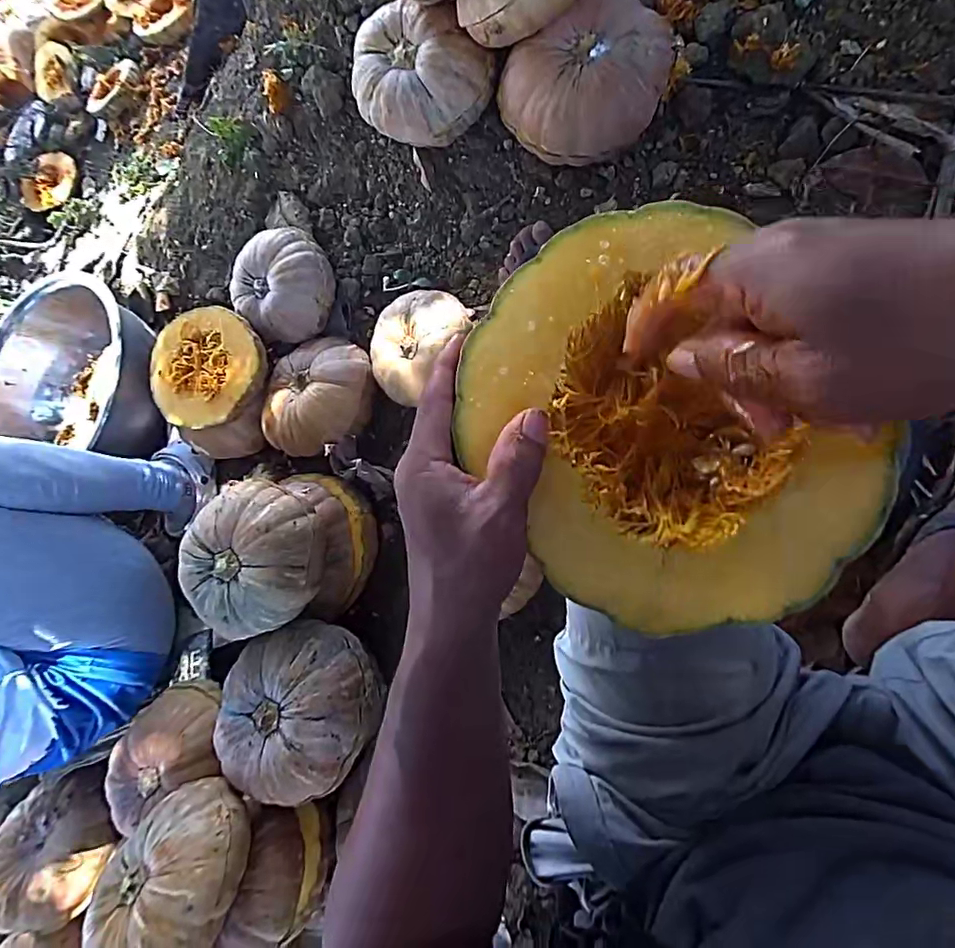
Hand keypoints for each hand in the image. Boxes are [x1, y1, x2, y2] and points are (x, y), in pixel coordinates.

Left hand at [395, 333, 548, 630]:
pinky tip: (509, 443)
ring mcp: (429, 489)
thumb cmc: (469, 567)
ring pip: (452, 438)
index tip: (465, 332)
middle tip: (498, 357)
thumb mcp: (499, 511)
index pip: (433, 401)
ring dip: (475, 414)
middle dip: (464, 384)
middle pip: (440, 415)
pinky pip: (462, 459)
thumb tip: (534, 414)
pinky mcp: (443, 505)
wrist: (451, 622)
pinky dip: (482, 442)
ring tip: (508, 391)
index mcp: (423, 463)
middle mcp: (420, 470)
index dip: (448, 364)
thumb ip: (516, 462)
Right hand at [623, 217, 954, 432]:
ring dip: (782, 371)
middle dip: (739, 374)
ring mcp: (822, 247)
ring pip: (771, 316)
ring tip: (830, 417)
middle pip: (725, 312)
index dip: (646, 328)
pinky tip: (852, 385)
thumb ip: (733, 370)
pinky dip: (813, 350)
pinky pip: (810, 307)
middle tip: (772, 429)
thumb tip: (681, 358)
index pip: (673, 292)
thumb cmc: (906, 345)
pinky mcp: (858, 256)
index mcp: (753, 269)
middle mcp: (779, 247)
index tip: (634, 363)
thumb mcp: (809, 380)